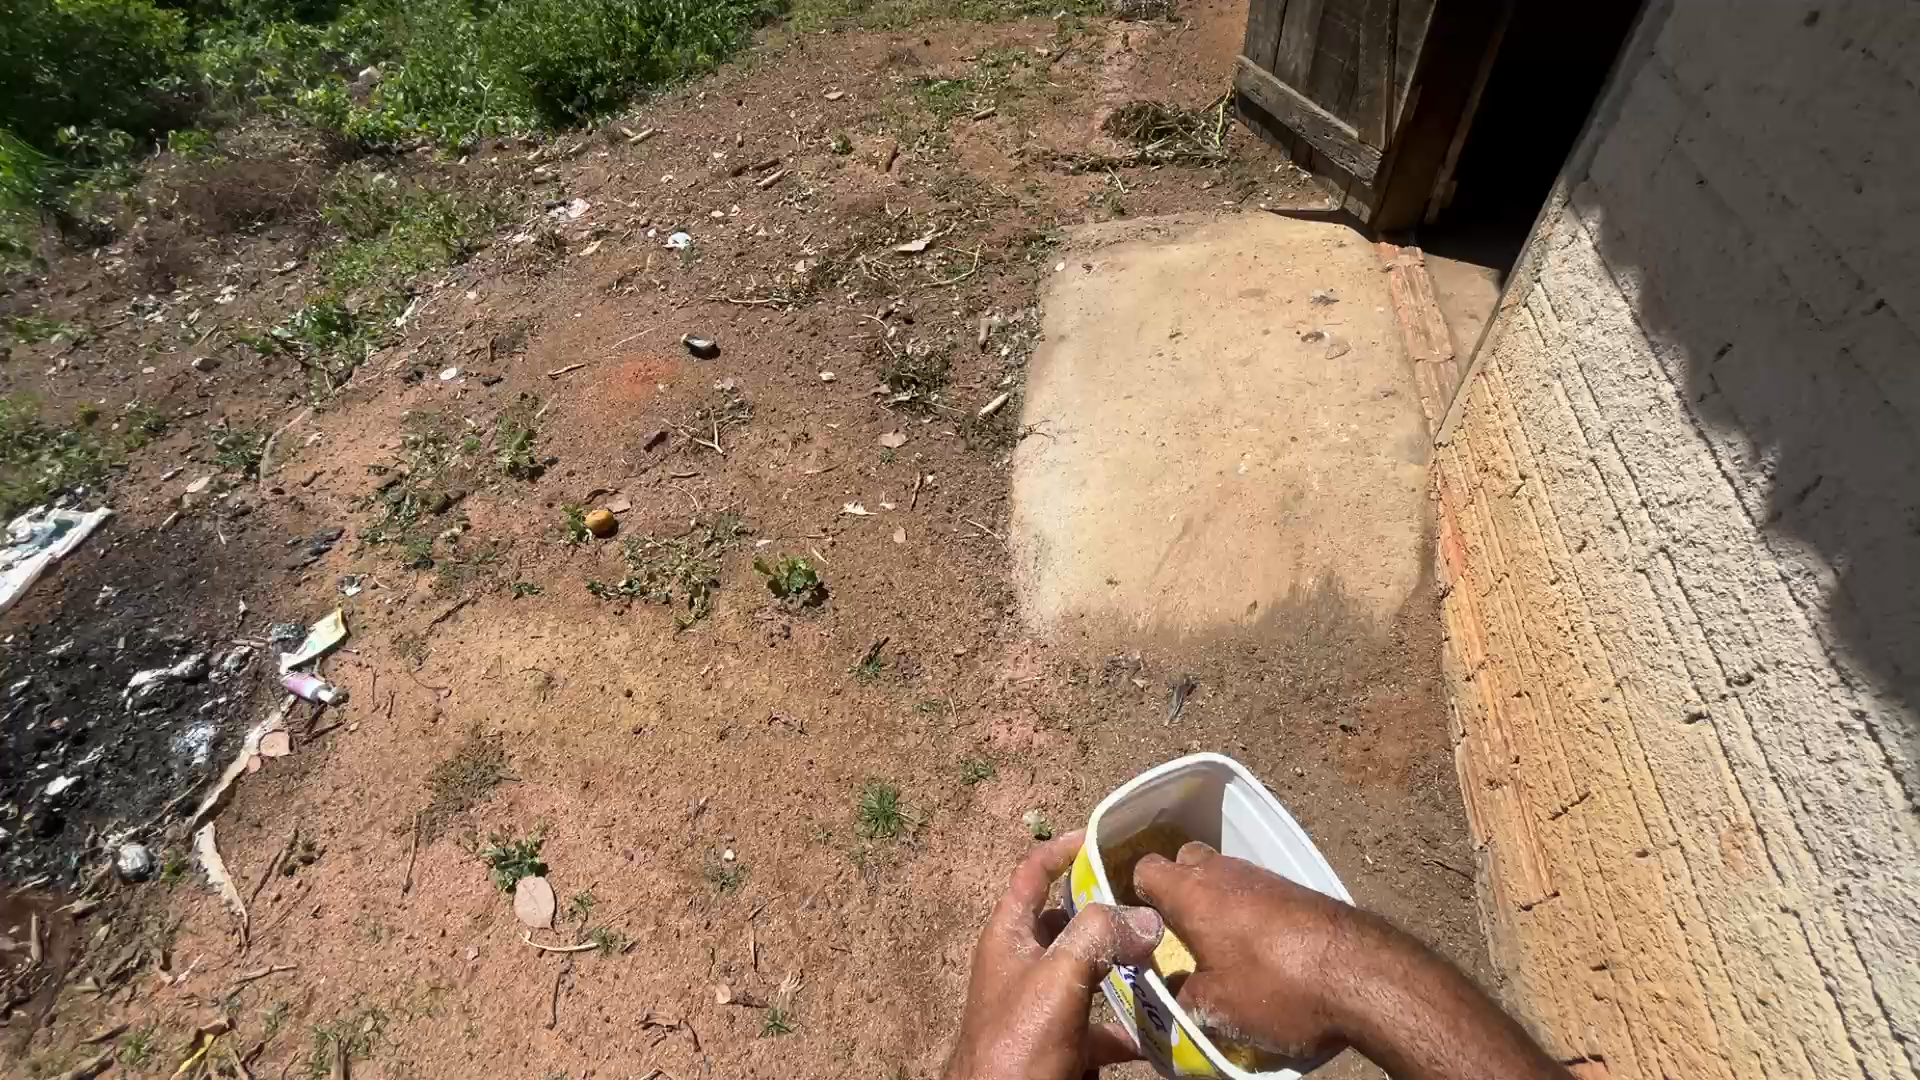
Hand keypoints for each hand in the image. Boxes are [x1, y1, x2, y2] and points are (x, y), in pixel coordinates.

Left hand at [944, 830, 1166, 1079]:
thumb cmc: (1015, 1045)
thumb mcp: (1056, 978)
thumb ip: (1098, 937)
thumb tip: (1146, 915)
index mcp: (1010, 931)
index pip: (1034, 870)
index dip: (1065, 847)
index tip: (1105, 837)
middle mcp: (1024, 960)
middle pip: (1069, 919)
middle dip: (1109, 911)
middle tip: (1153, 903)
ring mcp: (1042, 1003)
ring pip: (1089, 970)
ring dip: (1125, 967)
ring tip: (1167, 961)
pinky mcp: (1060, 1043)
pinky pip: (1100, 1024)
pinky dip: (1128, 1025)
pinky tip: (1159, 1031)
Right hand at [1135, 842, 1569, 1079]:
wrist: (1358, 972)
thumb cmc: (1274, 985)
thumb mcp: (1217, 1009)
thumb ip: (1182, 998)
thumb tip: (1172, 996)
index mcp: (1188, 892)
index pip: (1145, 868)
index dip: (1140, 893)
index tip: (1146, 922)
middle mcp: (1218, 871)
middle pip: (1184, 860)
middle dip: (1179, 888)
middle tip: (1184, 930)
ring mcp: (1258, 874)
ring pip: (1222, 873)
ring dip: (1217, 899)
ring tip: (1226, 944)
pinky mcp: (1291, 887)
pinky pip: (1255, 888)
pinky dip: (1251, 909)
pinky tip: (1264, 948)